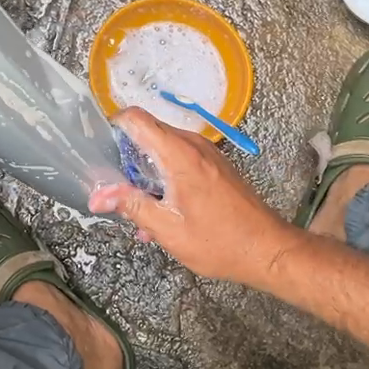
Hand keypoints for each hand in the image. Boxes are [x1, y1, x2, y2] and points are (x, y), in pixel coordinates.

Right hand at [88, 108, 302, 286]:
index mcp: (179, 154)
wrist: (271, 251)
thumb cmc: (220, 242)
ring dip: (147, 169)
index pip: (137, 118)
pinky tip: (165, 207)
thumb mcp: (169, 230)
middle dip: (127, 155)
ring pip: (163, 146)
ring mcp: (206, 152)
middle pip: (148, 132)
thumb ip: (131, 205)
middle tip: (118, 186)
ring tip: (143, 206)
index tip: (102, 149)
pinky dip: (165, 173)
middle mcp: (193, 145)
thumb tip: (96, 196)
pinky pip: (180, 156)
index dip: (114, 126)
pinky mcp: (214, 163)